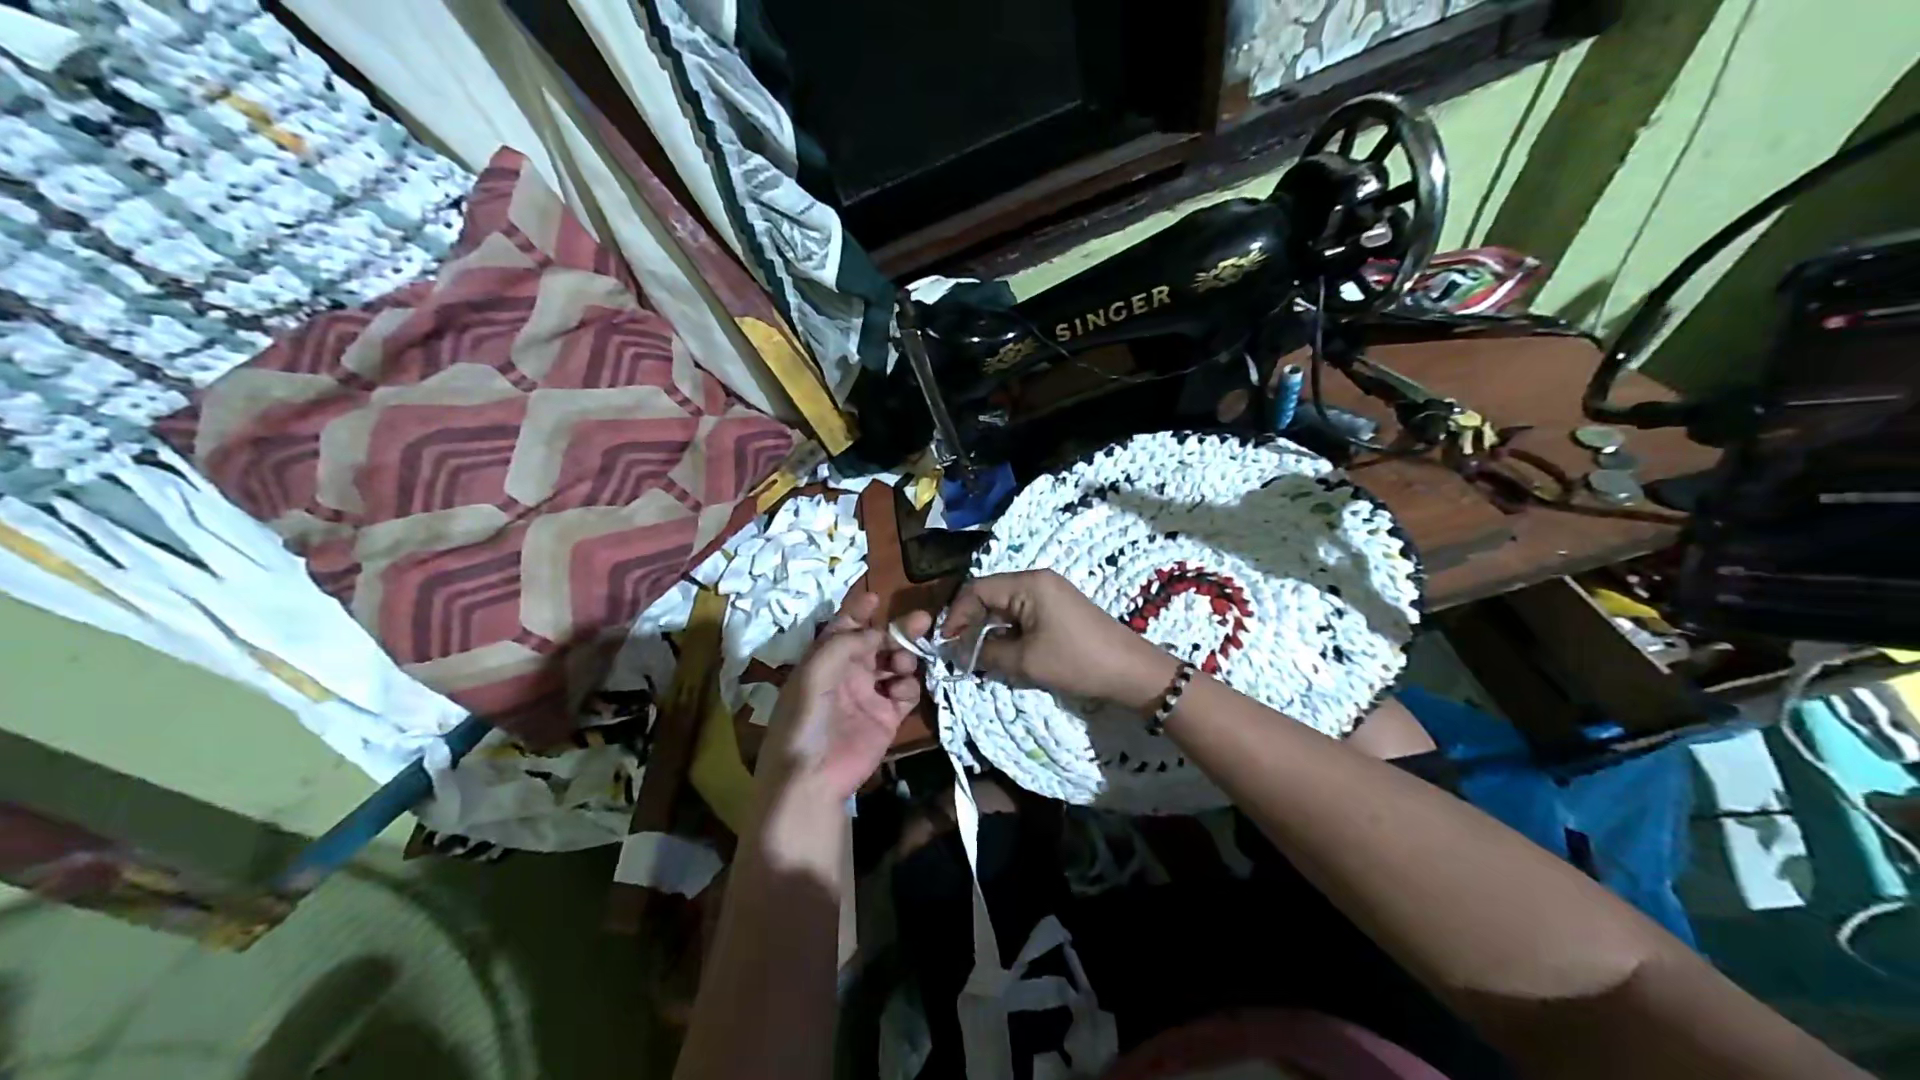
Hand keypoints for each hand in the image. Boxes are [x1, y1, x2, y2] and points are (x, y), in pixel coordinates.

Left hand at [758, 592, 929, 804]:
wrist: (811, 776)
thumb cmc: (804, 720)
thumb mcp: (814, 674)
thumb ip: (844, 645)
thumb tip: (877, 631)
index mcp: (825, 660)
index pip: (844, 628)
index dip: (859, 611)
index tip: (876, 597)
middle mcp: (849, 673)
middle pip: (878, 642)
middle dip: (897, 630)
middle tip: (921, 620)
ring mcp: (870, 695)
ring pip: (896, 664)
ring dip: (905, 657)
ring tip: (903, 664)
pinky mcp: (887, 718)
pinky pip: (906, 693)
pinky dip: (909, 687)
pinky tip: (900, 692)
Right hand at [944, 569, 1177, 710]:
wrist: (1130, 671)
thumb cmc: (1076, 661)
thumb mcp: (1025, 661)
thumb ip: (985, 652)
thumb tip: (958, 650)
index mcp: (1028, 583)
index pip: (977, 589)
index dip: (957, 614)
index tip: (945, 642)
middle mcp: (1037, 580)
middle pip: (989, 594)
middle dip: (971, 622)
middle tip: (959, 652)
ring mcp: (1049, 593)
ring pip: (1004, 606)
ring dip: (989, 629)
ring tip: (978, 656)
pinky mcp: (1057, 608)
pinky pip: (1021, 613)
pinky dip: (1007, 631)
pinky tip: (1004, 652)